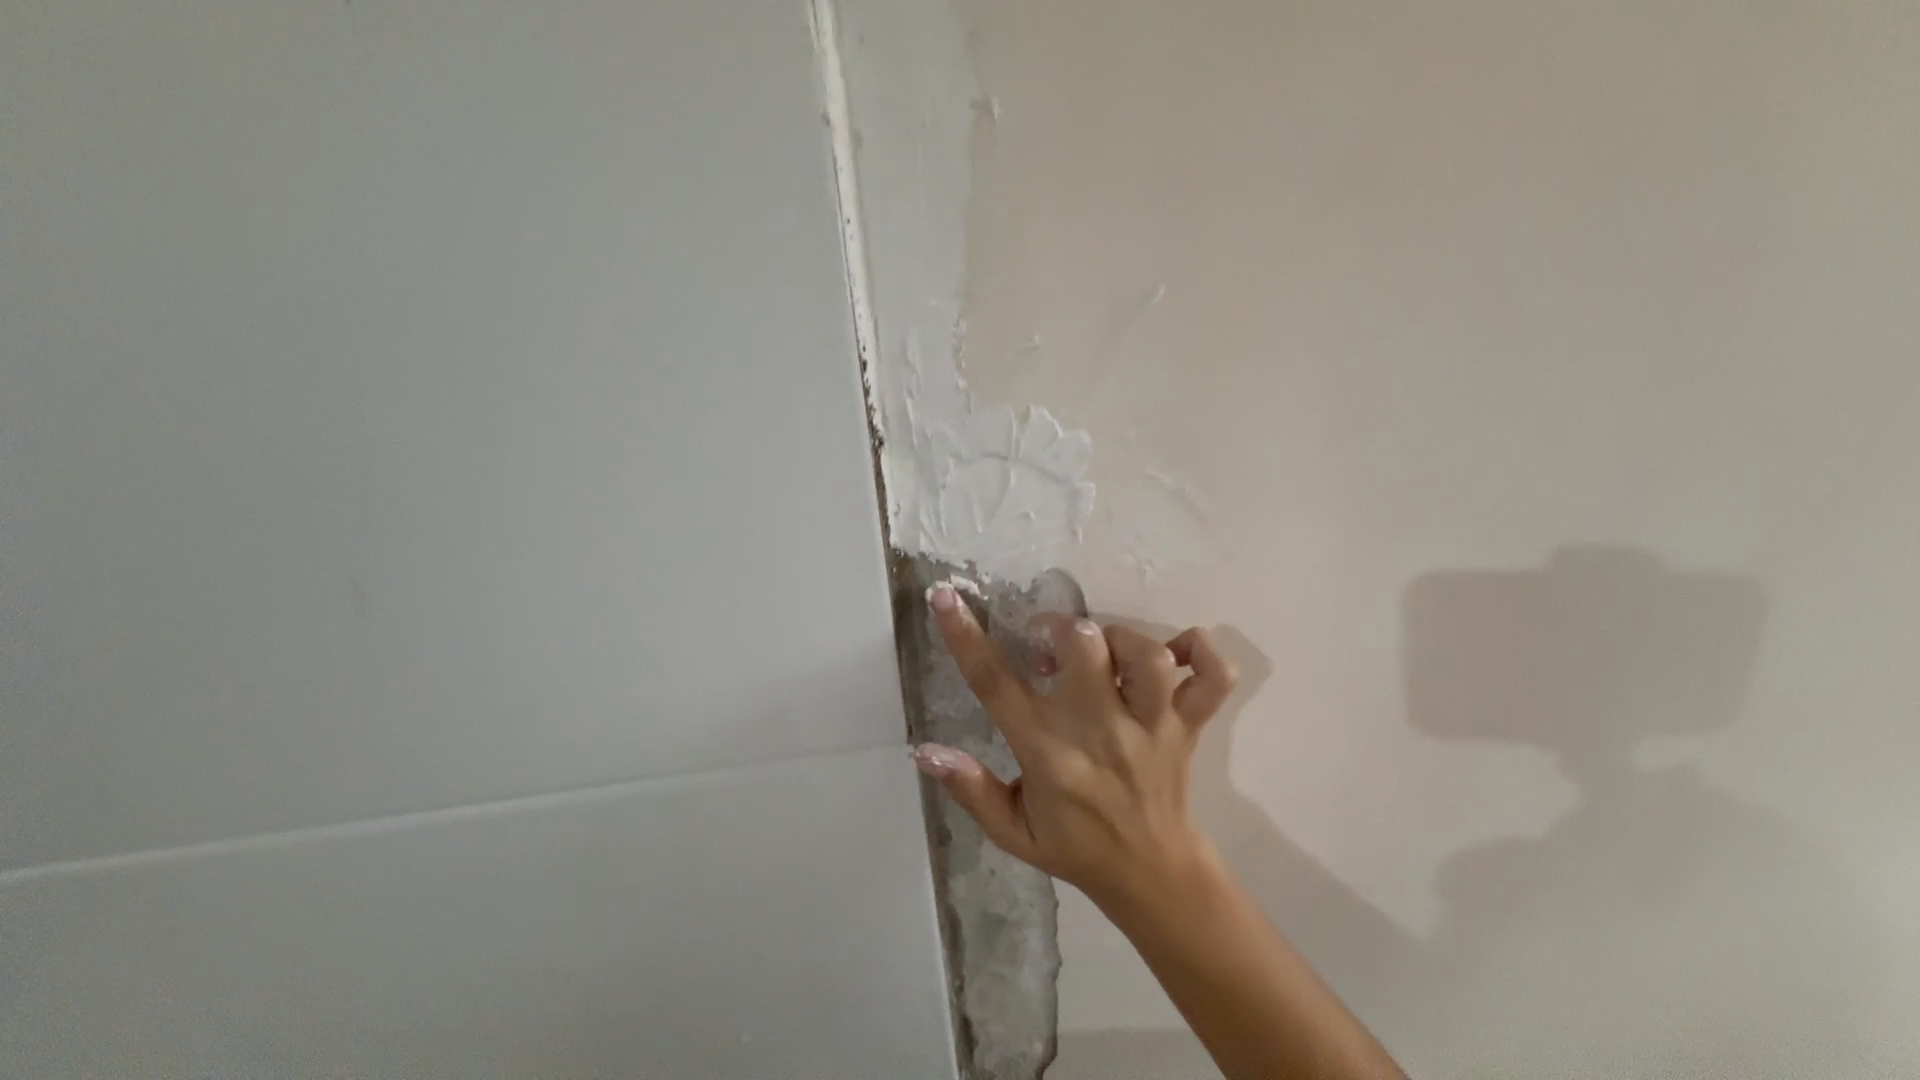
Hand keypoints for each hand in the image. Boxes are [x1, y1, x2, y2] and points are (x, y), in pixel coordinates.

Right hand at [912, 585, 1237, 907]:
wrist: (1152, 875)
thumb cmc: (1074, 846)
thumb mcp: (1011, 830)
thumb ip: (970, 789)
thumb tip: (924, 750)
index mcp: (1048, 754)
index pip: (997, 686)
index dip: (966, 637)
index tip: (946, 598)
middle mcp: (1101, 733)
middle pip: (1085, 651)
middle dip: (1060, 629)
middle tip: (1048, 641)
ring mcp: (1153, 728)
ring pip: (1146, 656)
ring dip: (1119, 638)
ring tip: (1102, 649)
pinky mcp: (1189, 726)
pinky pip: (1213, 677)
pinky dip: (1202, 649)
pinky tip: (1177, 650)